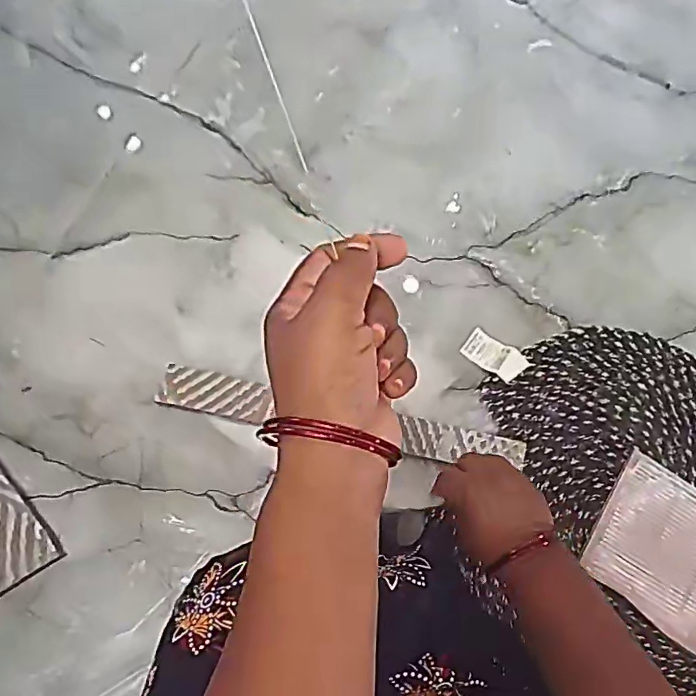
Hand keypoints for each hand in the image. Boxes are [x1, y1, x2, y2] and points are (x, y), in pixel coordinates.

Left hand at [264, 233, 413, 445]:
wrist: (343, 447)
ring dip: (390, 348)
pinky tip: (384, 386)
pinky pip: (398, 361)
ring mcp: (347, 360)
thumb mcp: (331, 312)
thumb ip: (349, 270)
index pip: (330, 262)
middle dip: (378, 315)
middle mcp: (320, 334)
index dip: (362, 251)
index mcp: (297, 311)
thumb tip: (361, 248)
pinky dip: (398, 373)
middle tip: (368, 335)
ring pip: (388, 329)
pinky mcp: (371, 383)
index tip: (395, 250)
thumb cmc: (323, 389)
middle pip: (366, 297)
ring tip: (373, 368)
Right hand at [432, 454, 555, 566]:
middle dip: (461, 473)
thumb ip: (456, 510)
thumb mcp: (462, 531)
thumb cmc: (495, 548)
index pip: (444, 476)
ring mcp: (508, 475)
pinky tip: (502, 493)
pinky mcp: (525, 480)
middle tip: (462, 488)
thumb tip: (456, 505)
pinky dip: (502, 479)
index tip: (443, 494)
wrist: (525, 554)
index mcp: (463, 486)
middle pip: (466, 461)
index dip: (442, 487)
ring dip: (483, 471)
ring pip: (489, 461)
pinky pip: (508, 472)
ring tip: (482, 487)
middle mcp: (486, 474)